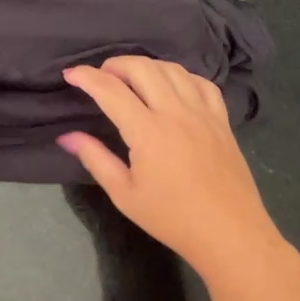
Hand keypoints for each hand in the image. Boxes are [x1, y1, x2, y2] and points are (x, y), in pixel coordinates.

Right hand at [59, 56, 284, 275]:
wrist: (232, 236)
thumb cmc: (173, 219)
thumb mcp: (124, 194)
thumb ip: (95, 159)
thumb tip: (67, 136)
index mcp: (148, 132)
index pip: (110, 90)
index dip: (86, 76)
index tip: (70, 74)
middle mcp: (176, 114)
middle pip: (142, 68)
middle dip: (115, 64)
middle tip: (101, 76)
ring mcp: (203, 114)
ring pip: (172, 69)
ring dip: (146, 66)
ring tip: (132, 78)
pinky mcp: (222, 122)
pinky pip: (202, 83)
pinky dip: (181, 76)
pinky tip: (171, 87)